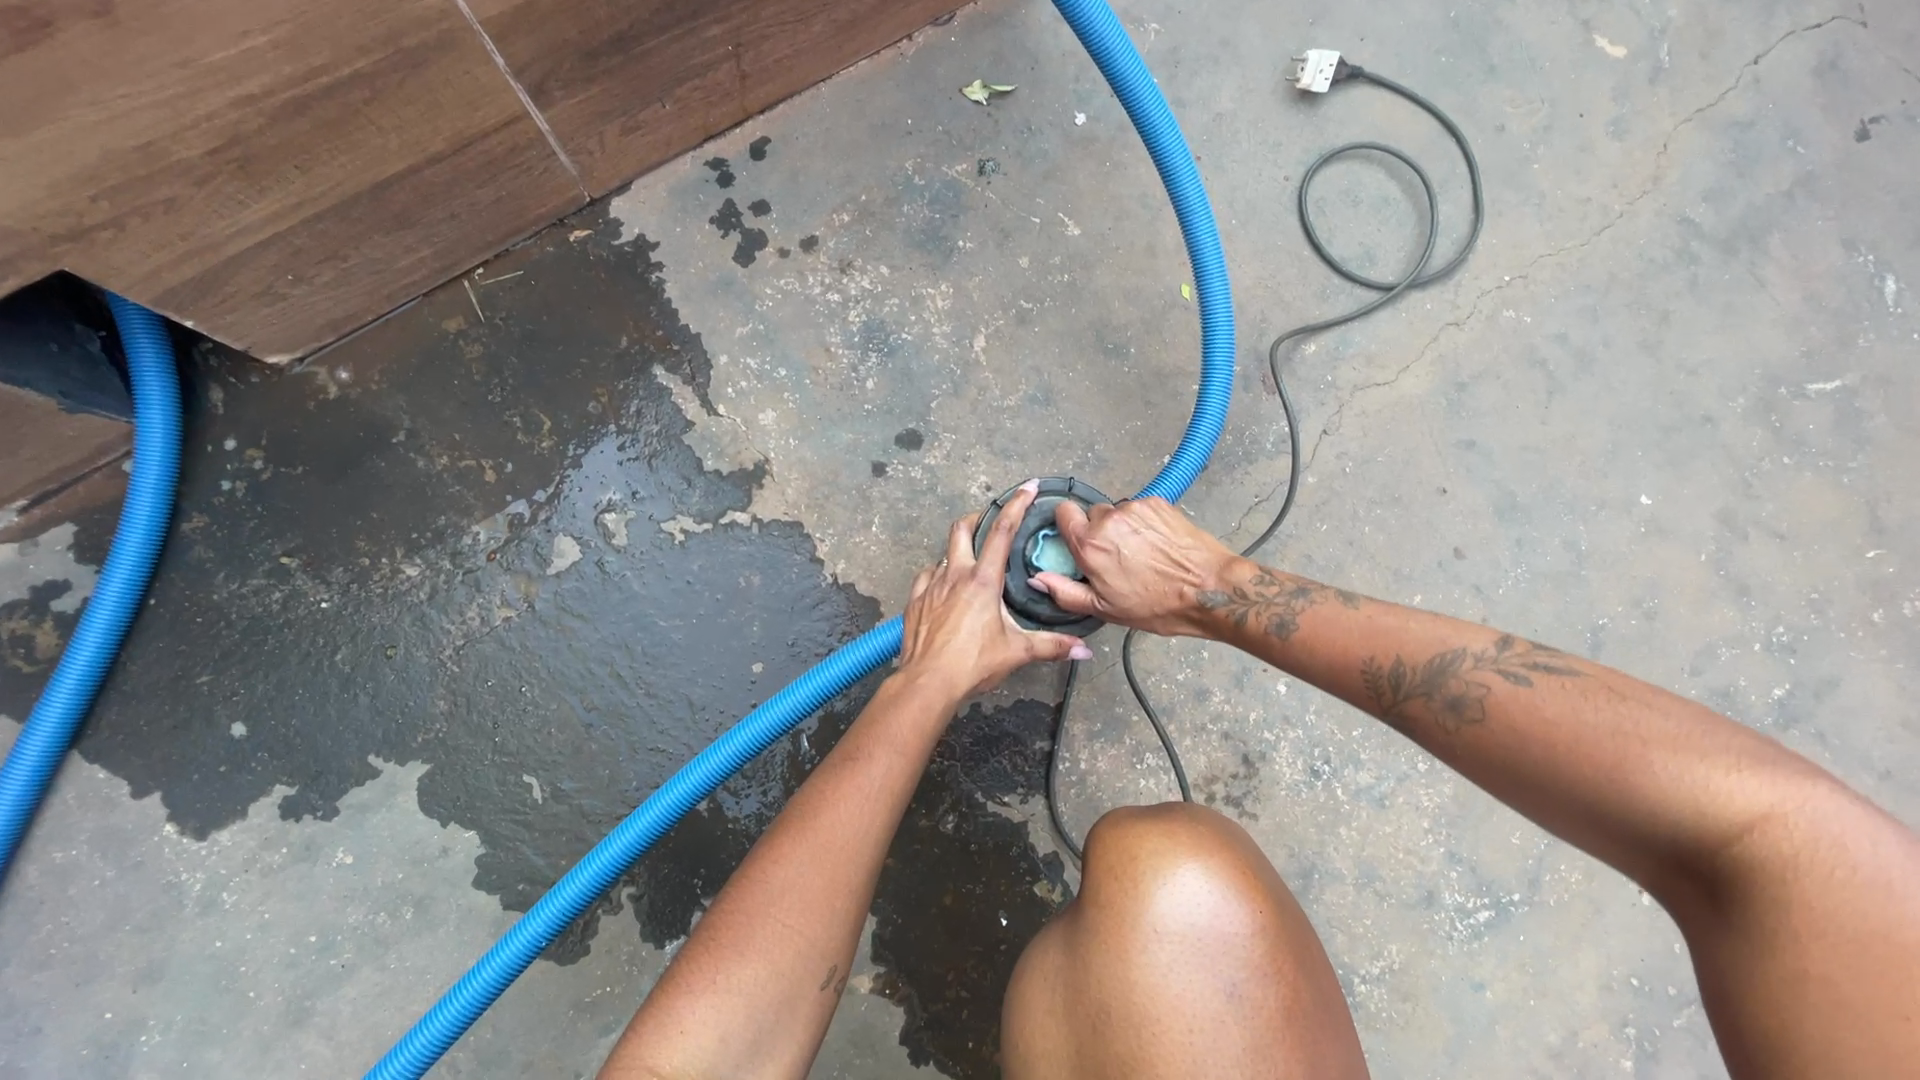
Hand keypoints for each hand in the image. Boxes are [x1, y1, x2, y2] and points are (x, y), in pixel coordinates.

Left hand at [898, 481, 1094, 699]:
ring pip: (943, 555)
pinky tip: (942, 587)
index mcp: (983, 581)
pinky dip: (936, 576)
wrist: (927, 682)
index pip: (1002, 531)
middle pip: (962, 530)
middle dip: (976, 518)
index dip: (1017, 505)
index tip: (1027, 488)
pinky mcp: (915, 601)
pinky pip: (925, 578)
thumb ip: (1052, 646)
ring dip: (957, 553)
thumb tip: (1083, 650)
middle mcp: (955, 576)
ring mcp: (931, 586)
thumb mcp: (1017, 652)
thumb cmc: (971, 665)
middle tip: (988, 520)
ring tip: (969, 563)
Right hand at [1029, 496, 1239, 637]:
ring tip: (1141, 554)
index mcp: (1089, 545)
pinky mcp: (1158, 504)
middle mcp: (1109, 520)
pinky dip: (1144, 524)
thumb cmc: (1159, 604)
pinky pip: (1140, 510)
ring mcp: (1135, 509)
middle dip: (1098, 532)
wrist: (1209, 589)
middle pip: (1091, 515)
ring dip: (1123, 528)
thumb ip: (1065, 592)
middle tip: (1116, 557)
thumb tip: (1039, 579)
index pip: (1062, 512)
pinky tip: (1156, 545)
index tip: (1077, 540)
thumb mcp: (1105, 609)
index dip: (1067, 526)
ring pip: (1117, 513)